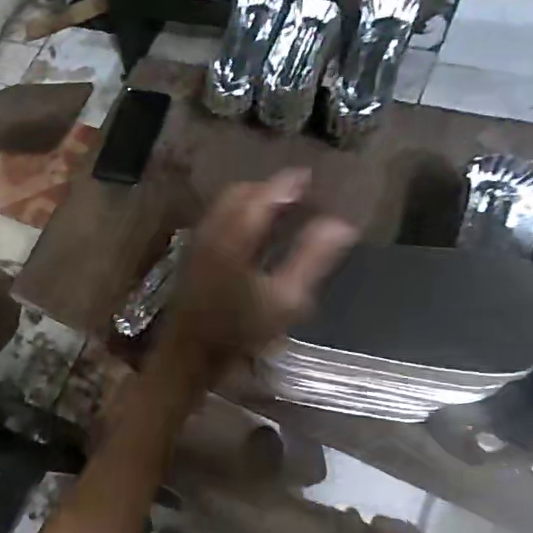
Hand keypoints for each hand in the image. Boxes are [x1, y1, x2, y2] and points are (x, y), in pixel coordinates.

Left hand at [157, 169, 357, 380]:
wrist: (190, 354)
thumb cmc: (241, 331)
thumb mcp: (286, 299)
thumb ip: (312, 258)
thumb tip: (342, 225)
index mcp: (235, 237)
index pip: (263, 196)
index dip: (287, 184)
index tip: (309, 177)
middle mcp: (212, 231)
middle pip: (240, 194)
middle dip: (269, 189)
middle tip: (296, 195)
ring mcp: (198, 242)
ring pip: (225, 206)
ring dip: (252, 200)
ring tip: (280, 209)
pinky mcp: (193, 255)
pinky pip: (218, 219)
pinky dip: (238, 214)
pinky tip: (255, 233)